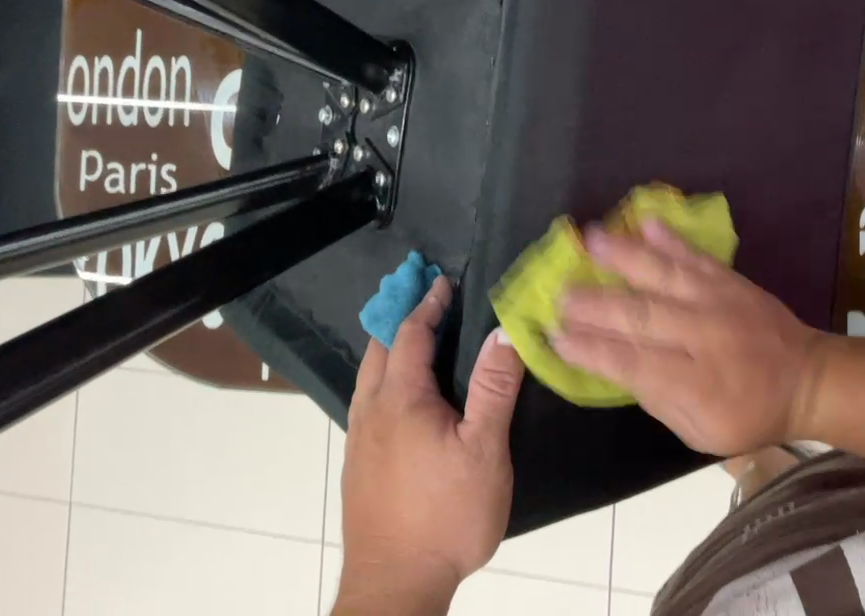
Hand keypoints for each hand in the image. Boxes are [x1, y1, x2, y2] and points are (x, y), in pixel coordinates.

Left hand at [335, 277, 527, 615]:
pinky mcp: (359, 467)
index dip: (428, 305)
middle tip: (419, 292)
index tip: (443, 280)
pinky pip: (368, 402)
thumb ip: (494, 386)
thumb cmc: (446, 514)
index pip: (410, 336)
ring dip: (387, 345)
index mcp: (401, 401)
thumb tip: (504, 330)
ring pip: (368, 377)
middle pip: (378, 350)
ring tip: (410, 332)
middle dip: (397, 316)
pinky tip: (402, 393)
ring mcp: (360, 442)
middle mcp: (372, 413)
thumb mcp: (484, 448)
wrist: (395, 588)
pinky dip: (383, 375)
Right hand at [553, 220, 831, 456]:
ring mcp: (719, 302)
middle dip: (596, 304)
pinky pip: (696, 256)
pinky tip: (646, 221)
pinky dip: (671, 238)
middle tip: (559, 292)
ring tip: (591, 239)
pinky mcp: (730, 281)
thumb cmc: (749, 413)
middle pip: (642, 316)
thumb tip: (614, 365)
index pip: (633, 364)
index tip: (555, 336)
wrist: (808, 378)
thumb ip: (658, 399)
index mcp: (697, 383)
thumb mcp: (700, 431)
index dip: (592, 350)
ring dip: (626, 256)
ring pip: (665, 275)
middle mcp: (705, 336)